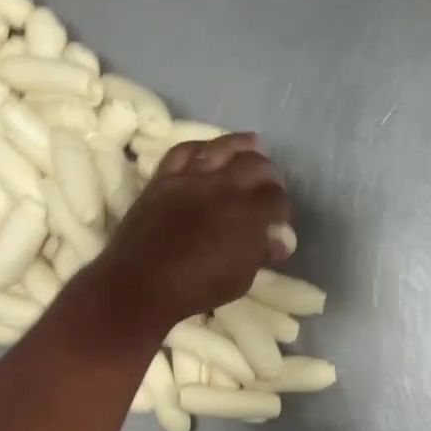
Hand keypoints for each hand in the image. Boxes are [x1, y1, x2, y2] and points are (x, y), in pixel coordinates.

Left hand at [86, 133, 290, 333]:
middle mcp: (223, 187)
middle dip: (269, 173)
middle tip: (272, 182)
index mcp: (248, 214)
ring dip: (241, 145)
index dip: (283, 206)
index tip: (281, 218)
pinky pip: (184, 150)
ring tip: (252, 144)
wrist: (146, 281)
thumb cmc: (201, 287)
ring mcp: (192, 178)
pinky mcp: (165, 177)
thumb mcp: (242, 278)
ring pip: (221, 147)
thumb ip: (260, 253)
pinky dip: (201, 147)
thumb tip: (276, 242)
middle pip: (255, 165)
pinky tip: (209, 149)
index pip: (276, 198)